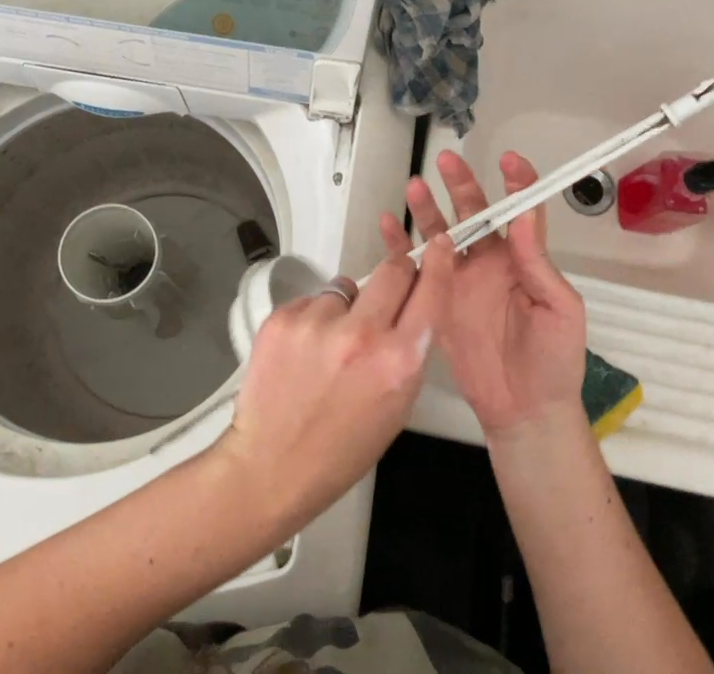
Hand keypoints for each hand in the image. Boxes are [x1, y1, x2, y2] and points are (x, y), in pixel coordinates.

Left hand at [215, 237, 453, 524]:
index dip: (439, 264)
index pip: (430, 291)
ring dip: (346, 307)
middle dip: (397, 275)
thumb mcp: (397, 406)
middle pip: (392, 270)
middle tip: (389, 291)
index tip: (440, 246)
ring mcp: (317, 323)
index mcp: (398, 361)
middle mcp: (360, 335)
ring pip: (346, 288)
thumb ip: (408, 353)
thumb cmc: (340, 449)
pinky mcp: (282, 319)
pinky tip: (305, 353)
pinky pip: (311, 301)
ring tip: (330, 347)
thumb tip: (411, 311)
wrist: (272, 466)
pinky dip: (313, 319)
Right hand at [383, 150, 587, 438]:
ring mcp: (461, 282)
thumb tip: (525, 216)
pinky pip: (418, 269)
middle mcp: (491, 264)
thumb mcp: (559, 310)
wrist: (523, 411)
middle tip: (445, 161)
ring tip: (414, 186)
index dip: (516, 183)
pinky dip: (401, 247)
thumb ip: (538, 264)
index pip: (521, 213)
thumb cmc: (554, 361)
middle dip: (460, 186)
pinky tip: (389, 227)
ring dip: (428, 210)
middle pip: (474, 214)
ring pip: (442, 235)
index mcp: (524, 261)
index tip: (507, 161)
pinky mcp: (438, 303)